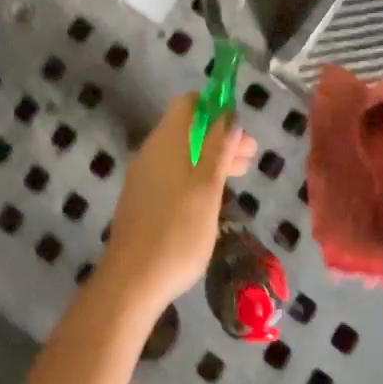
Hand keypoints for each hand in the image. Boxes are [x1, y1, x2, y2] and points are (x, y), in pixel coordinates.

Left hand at [97, 94, 257, 311]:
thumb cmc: (178, 231)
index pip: (189, 103)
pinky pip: (172, 173)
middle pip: (187, 129)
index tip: (239, 127)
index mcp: (167, 140)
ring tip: (240, 173)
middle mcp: (152, 150)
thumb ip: (219, 150)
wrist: (132, 280)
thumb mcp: (208, 188)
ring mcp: (144, 175)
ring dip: (210, 157)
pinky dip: (195, 175)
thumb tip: (229, 117)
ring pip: (182, 153)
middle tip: (250, 156)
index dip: (215, 108)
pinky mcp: (142, 199)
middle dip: (219, 136)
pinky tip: (212, 195)